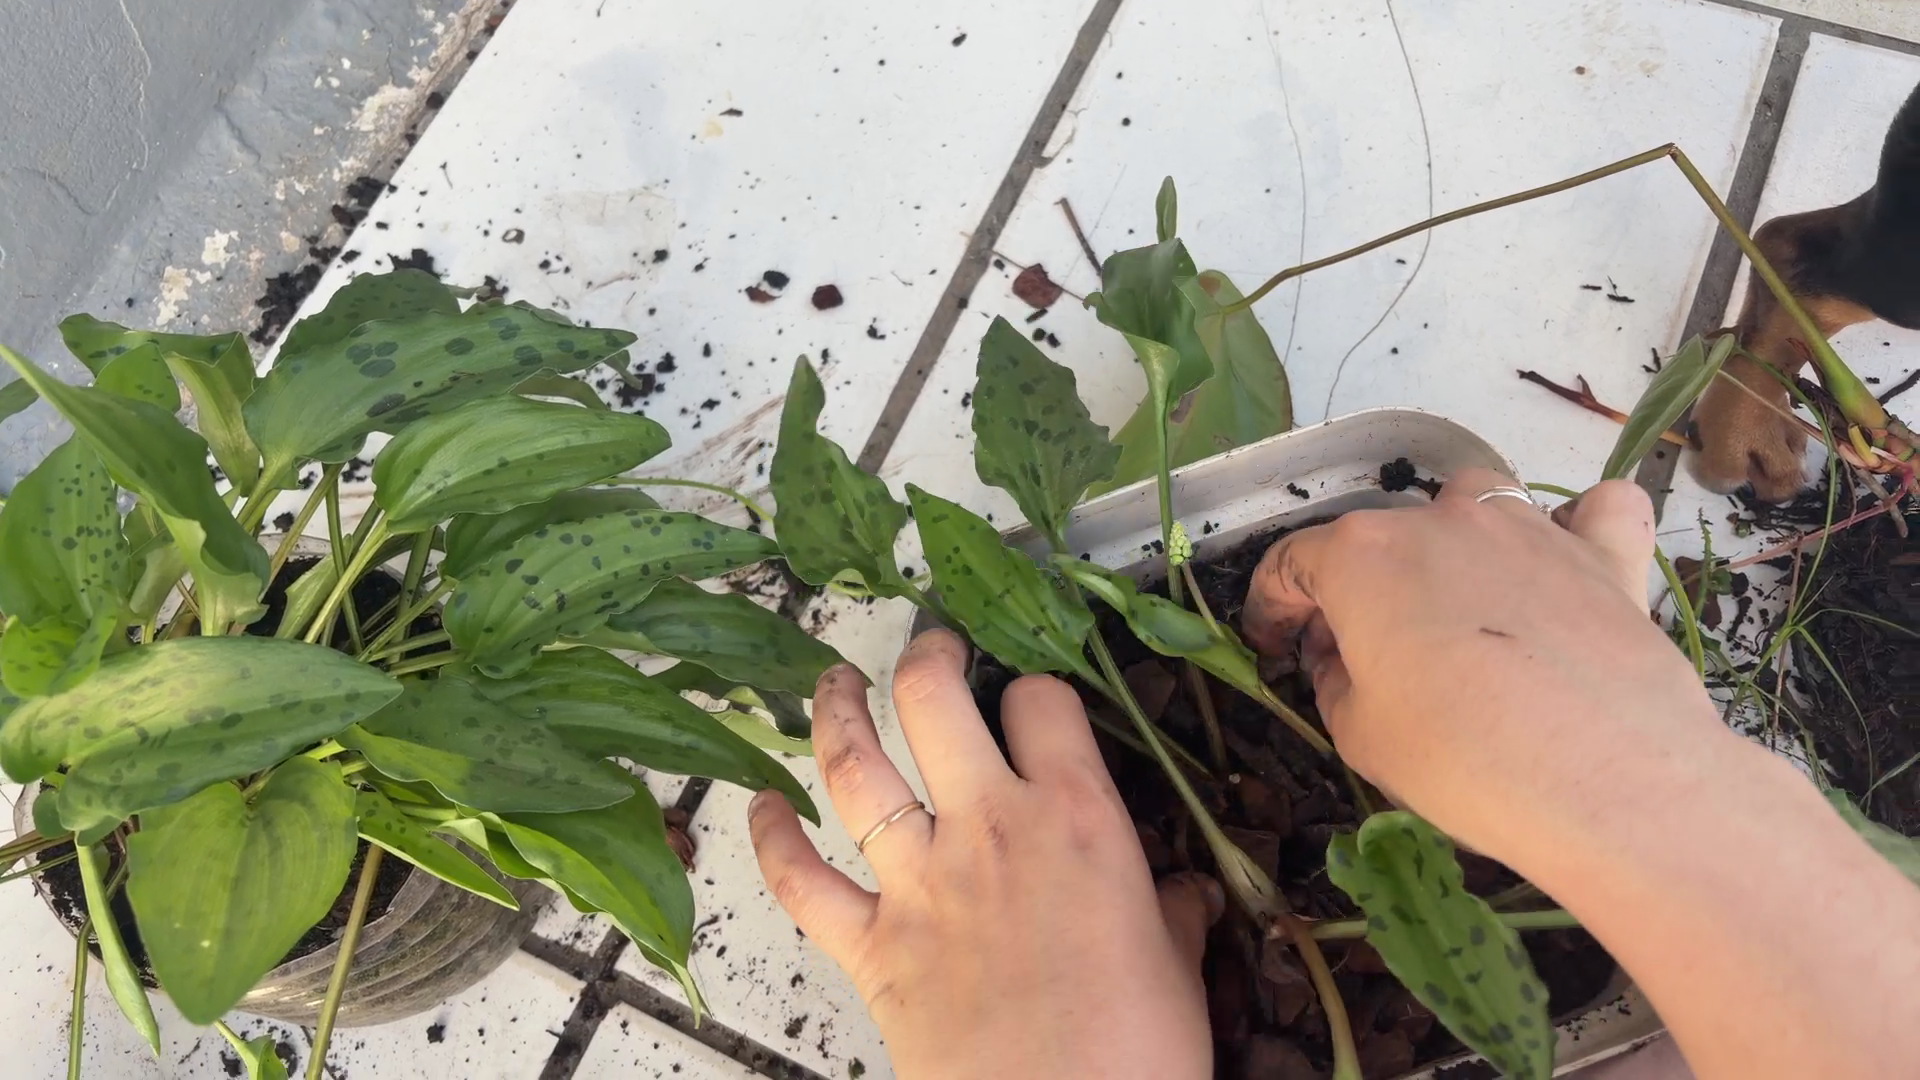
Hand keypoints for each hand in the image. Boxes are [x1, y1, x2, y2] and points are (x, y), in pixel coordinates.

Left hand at [748, 630, 1221, 1079]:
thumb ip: (1170, 910)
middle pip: (931, 699)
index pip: (1043, 702)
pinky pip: (803, 886)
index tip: (1036, 708)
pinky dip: (774, 843)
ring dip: (837, 713)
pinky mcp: (872, 945)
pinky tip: (762, 807)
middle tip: (932, 650)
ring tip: (835, 681)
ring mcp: (919, 882)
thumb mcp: (1174, 964)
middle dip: (928, 658)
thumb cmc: (1138, 1051)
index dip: (1039, 692)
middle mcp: (987, 826)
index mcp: (1074, 817)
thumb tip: (1183, 894)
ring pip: (855, 769)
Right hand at [1241, 469, 1919, 1078]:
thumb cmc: (1453, 754)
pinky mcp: (1602, 557)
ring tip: (1446, 587)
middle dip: (1343, 588)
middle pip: (1366, 538)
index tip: (1271, 646)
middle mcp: (1431, 521)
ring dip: (1442, 534)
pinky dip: (1576, 525)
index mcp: (1356, 555)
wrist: (1612, 785)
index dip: (1269, 608)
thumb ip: (1332, 677)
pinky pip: (1594, 514)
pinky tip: (1566, 554)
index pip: (1288, 565)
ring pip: (1468, 498)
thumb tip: (1339, 656)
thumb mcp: (1354, 728)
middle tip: (1345, 648)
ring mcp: (1522, 529)